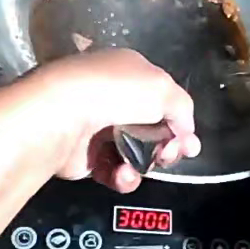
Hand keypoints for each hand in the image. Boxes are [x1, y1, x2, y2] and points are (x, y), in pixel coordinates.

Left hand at [16, 50, 201, 192]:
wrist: (61, 117)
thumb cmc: (114, 92)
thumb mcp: (163, 88)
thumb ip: (183, 108)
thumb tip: (184, 131)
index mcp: (128, 71)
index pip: (162, 98)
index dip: (179, 121)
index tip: (188, 141)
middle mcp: (111, 97)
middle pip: (152, 129)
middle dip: (167, 146)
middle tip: (170, 154)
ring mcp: (96, 127)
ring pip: (135, 153)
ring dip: (145, 164)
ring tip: (144, 165)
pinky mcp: (84, 156)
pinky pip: (114, 171)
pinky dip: (122, 176)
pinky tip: (122, 174)